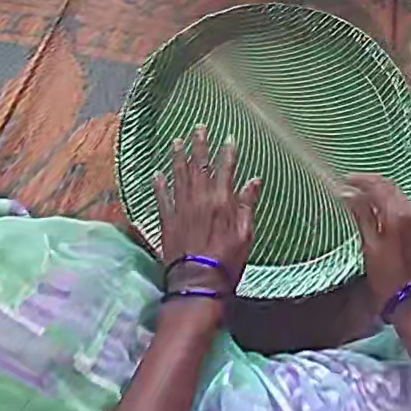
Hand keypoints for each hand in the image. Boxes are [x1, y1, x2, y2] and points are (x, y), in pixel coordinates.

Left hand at [155, 126, 261, 292]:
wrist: (197, 283)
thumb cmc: (227, 262)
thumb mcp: (245, 234)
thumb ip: (247, 205)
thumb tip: (254, 180)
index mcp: (221, 201)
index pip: (225, 169)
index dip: (227, 152)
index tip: (228, 137)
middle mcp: (199, 199)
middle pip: (199, 166)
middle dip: (199, 145)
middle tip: (199, 127)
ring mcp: (180, 208)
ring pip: (179, 176)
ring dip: (178, 156)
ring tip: (177, 141)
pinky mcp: (166, 220)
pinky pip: (161, 197)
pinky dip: (159, 184)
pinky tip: (157, 173)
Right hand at [340, 174, 410, 321]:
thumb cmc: (388, 279)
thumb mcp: (370, 247)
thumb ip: (361, 216)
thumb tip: (348, 193)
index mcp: (398, 213)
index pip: (377, 184)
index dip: (359, 179)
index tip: (343, 180)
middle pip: (390, 186)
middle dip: (370, 182)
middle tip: (351, 185)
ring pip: (399, 195)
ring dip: (381, 192)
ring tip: (362, 196)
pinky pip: (406, 206)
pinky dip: (391, 203)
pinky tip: (380, 210)